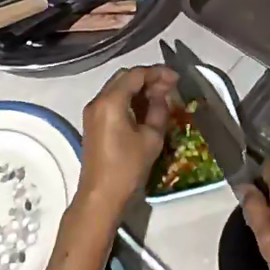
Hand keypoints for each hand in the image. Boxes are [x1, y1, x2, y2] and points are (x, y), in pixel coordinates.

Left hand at [78, 65, 176, 208]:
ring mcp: (92, 112)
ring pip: (117, 88)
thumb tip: (163, 94)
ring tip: (161, 97)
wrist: (100, 196)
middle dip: (147, 78)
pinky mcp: (93, 122)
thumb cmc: (127, 167)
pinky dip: (129, 99)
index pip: (135, 75)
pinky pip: (112, 101)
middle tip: (169, 87)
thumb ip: (159, 109)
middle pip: (124, 77)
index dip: (157, 73)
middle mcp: (98, 101)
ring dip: (138, 89)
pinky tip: (145, 108)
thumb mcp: (151, 137)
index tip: (176, 79)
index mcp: (111, 101)